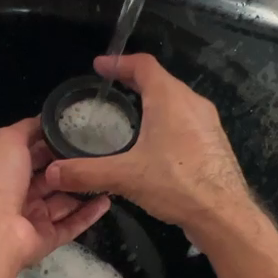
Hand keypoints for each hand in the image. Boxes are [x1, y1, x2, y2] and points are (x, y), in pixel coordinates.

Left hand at [0, 118, 109, 268]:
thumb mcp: (8, 140)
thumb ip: (27, 128)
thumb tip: (45, 119)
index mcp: (6, 170)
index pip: (33, 153)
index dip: (53, 142)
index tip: (80, 131)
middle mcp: (19, 194)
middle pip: (51, 178)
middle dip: (72, 166)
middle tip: (100, 152)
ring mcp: (33, 218)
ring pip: (64, 202)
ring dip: (83, 190)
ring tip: (108, 175)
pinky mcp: (48, 238)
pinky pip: (71, 225)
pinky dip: (89, 214)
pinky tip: (107, 201)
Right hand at [43, 54, 255, 240]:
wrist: (223, 214)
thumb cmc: (177, 184)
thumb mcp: (125, 177)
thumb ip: (86, 172)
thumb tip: (54, 172)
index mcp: (170, 98)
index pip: (143, 65)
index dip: (119, 62)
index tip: (100, 67)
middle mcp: (192, 103)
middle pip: (161, 82)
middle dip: (135, 83)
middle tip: (112, 93)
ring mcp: (207, 124)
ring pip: (176, 103)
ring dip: (153, 104)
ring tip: (130, 118)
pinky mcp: (214, 144)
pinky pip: (186, 123)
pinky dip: (167, 124)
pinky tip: (155, 147)